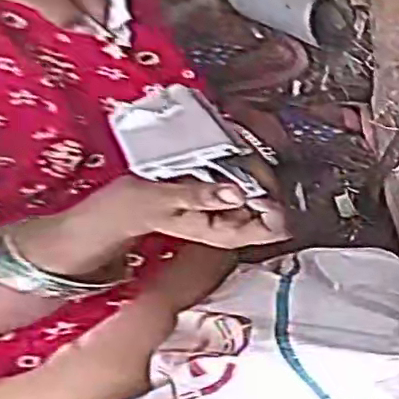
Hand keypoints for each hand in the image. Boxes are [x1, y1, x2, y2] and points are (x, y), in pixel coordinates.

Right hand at [87, 175, 289, 248]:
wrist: (119, 207)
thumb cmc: (136, 206)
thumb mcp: (162, 198)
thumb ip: (199, 196)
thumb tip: (237, 193)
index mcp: (231, 234)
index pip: (277, 229)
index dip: (276, 209)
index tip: (259, 189)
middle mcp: (242, 227)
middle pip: (279, 211)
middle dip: (269, 188)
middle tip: (248, 168)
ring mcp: (239, 215)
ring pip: (269, 197)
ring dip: (259, 179)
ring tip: (236, 163)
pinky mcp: (232, 202)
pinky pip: (253, 189)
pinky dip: (248, 176)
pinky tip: (230, 165)